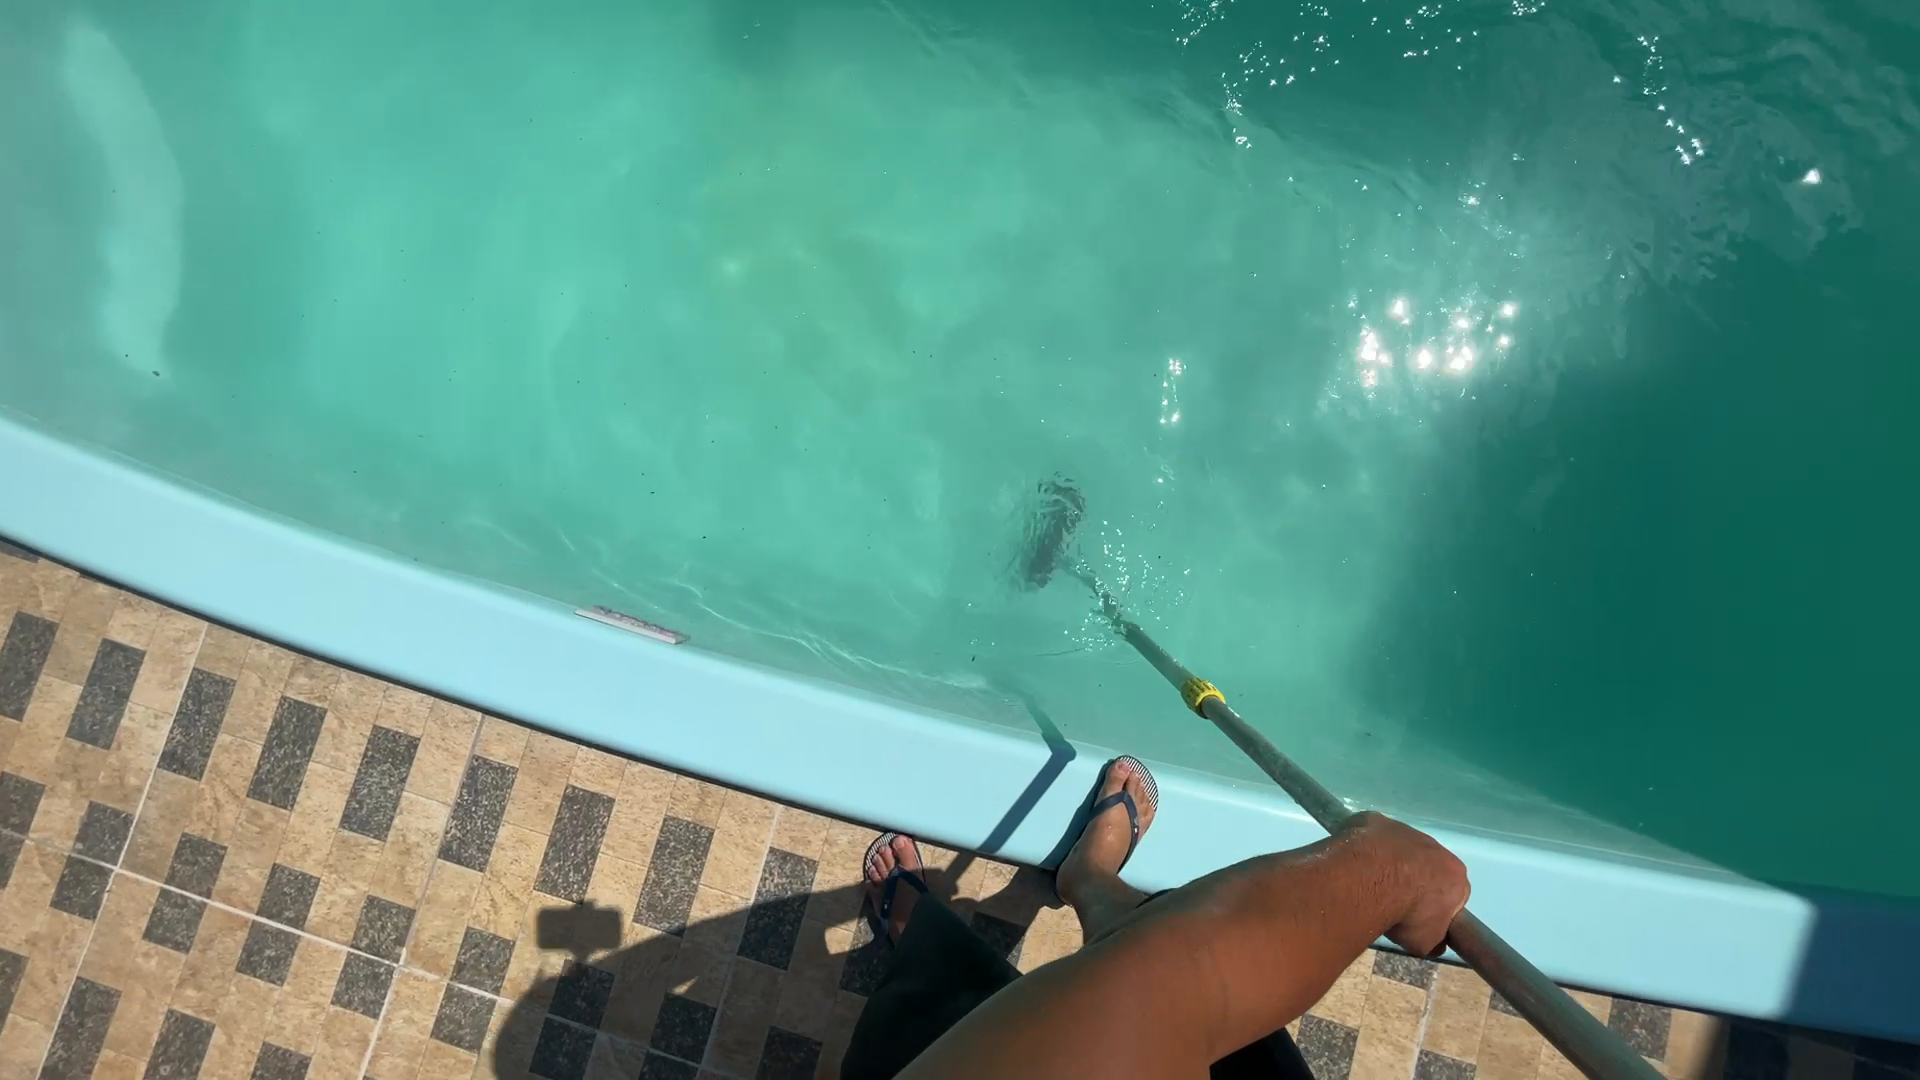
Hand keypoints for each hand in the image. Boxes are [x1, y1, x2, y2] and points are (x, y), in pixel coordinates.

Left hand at [1337, 811, 1470, 957]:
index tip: (1414, 912)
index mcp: (1454, 873)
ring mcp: (1401, 827)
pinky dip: (1363, 843)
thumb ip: (1434, 938)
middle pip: (1423, 862)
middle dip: (1410, 876)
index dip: (1432, 901)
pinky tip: (1351, 859)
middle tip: (1389, 895)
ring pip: (1395, 845)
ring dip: (1385, 858)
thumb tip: (1432, 941)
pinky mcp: (1371, 818)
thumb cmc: (1405, 913)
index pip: (1449, 888)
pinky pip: (1369, 832)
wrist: (1369, 879)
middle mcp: (1432, 845)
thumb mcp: (1427, 942)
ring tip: (1366, 878)